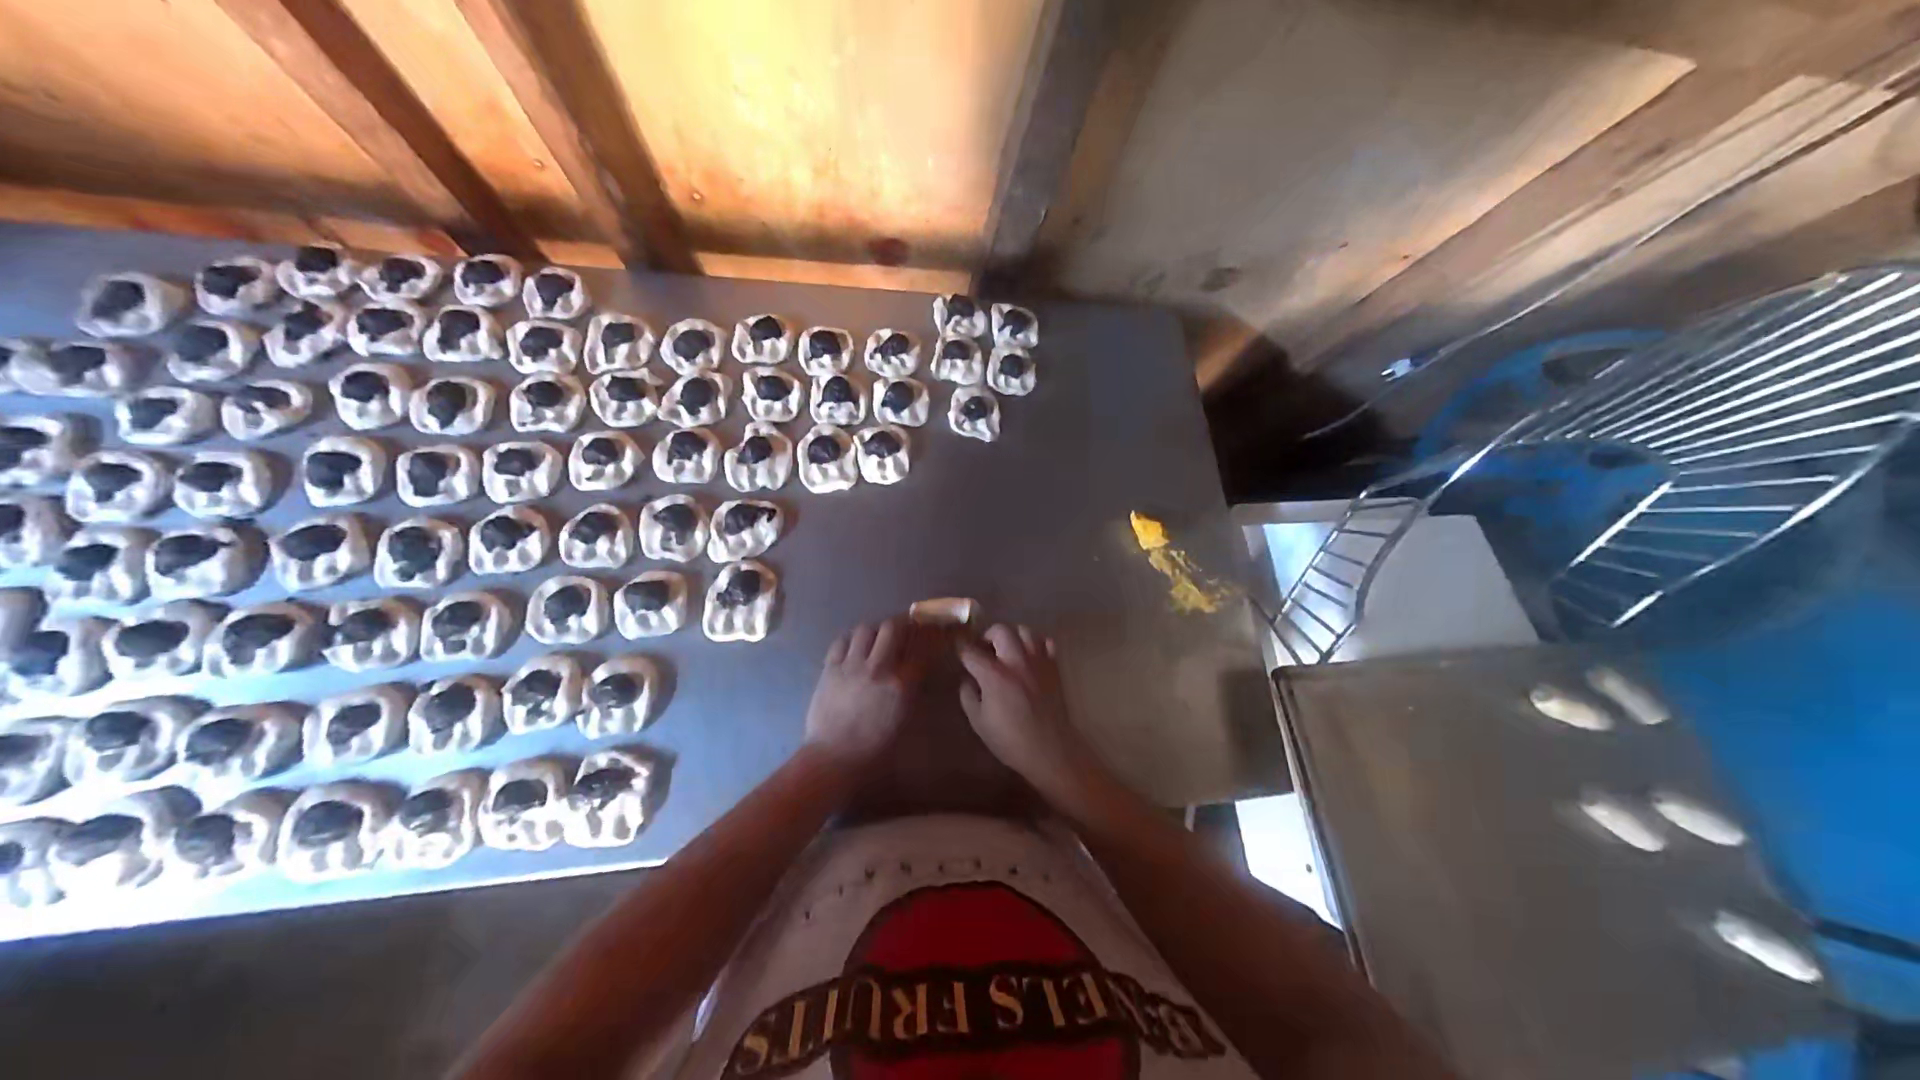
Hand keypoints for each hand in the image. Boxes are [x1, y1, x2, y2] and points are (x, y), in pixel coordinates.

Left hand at [802, 617, 923, 772]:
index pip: (922, 649)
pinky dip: (850, 640)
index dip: (930, 637)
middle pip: (892, 627)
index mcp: (901, 684)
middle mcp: (878, 667)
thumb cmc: (874, 747)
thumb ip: (911, 690)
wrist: (834, 756)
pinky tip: (854, 647)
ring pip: (865, 629)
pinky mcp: (830, 668)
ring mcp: (851, 665)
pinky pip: (841, 641)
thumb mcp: (903, 718)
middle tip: (905, 627)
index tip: (934, 632)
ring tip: (877, 637)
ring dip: (875, 630)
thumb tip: (914, 671)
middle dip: (902, 623)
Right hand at [957, 625, 1100, 804]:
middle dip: (987, 635)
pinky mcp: (1053, 667)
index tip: (957, 650)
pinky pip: (1046, 643)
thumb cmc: (1010, 740)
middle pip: (1000, 630)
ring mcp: (1037, 662)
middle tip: (984, 649)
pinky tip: (1029, 656)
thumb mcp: (978, 722)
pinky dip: (1036, 644)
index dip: (961, 649)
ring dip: (1012, 636)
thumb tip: (968, 680)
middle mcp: (1016, 661)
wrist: (1050, 750)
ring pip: (1024, 631)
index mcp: (994, 675)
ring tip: (1007, 650)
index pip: (971, 652)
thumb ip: (968, 696)